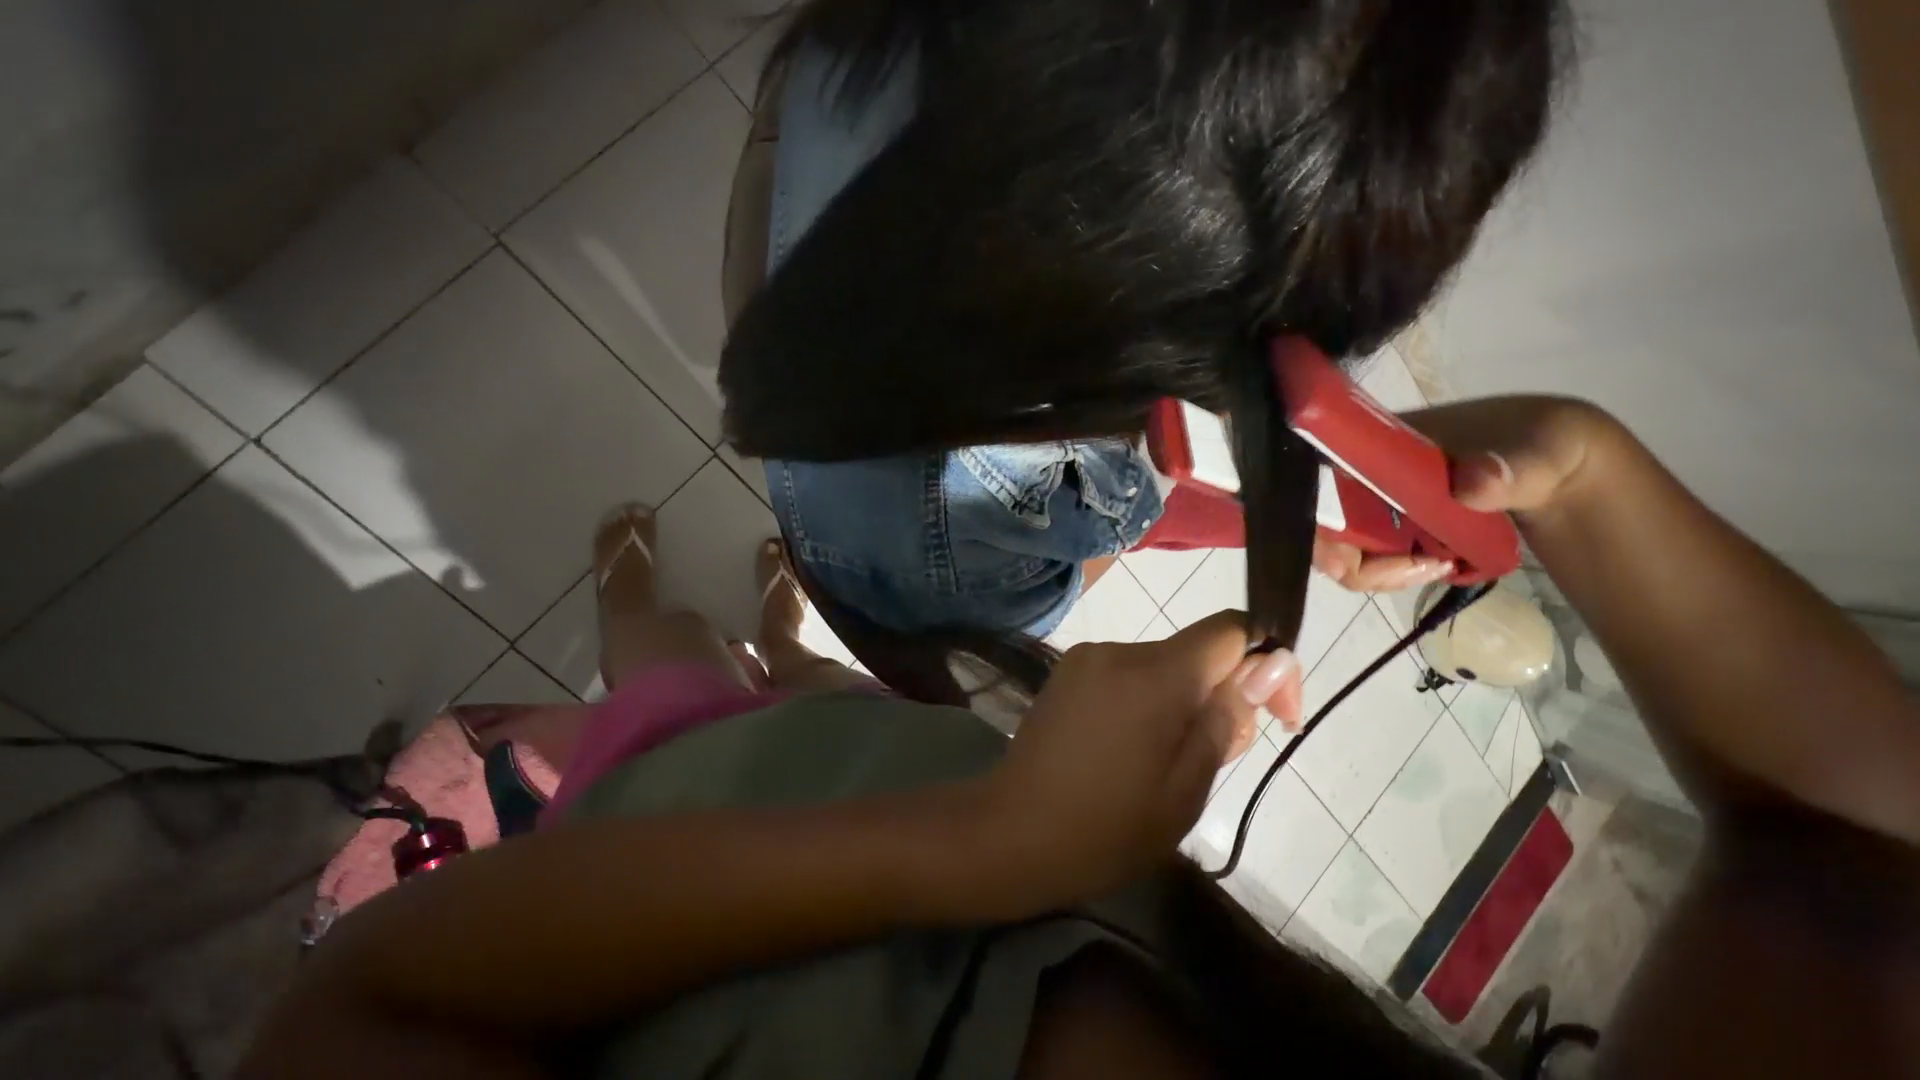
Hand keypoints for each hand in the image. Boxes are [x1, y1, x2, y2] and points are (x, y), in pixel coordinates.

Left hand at [972, 612, 1300, 908]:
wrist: (1008, 837)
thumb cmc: (1107, 827)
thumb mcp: (1187, 788)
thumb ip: (1229, 718)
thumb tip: (1272, 662)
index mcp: (1155, 674)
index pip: (1231, 630)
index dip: (1266, 663)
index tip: (1276, 715)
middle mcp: (1118, 651)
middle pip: (1194, 652)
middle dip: (1220, 696)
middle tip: (1211, 762)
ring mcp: (1085, 661)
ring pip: (1160, 667)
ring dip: (1180, 704)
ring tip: (1165, 768)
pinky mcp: (1063, 677)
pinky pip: (1125, 677)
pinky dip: (1145, 705)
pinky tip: (1131, 755)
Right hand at [1313, 395, 1622, 589]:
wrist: (1563, 466)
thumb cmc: (1546, 445)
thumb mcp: (1541, 452)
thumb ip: (1509, 468)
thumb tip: (1469, 486)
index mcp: (1376, 441)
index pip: (1315, 479)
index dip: (1316, 521)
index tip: (1352, 556)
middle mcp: (1360, 470)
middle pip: (1319, 521)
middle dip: (1349, 559)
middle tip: (1417, 570)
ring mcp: (1372, 500)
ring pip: (1339, 546)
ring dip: (1375, 571)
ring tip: (1437, 568)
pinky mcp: (1388, 525)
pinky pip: (1364, 557)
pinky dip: (1389, 573)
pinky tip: (1436, 567)